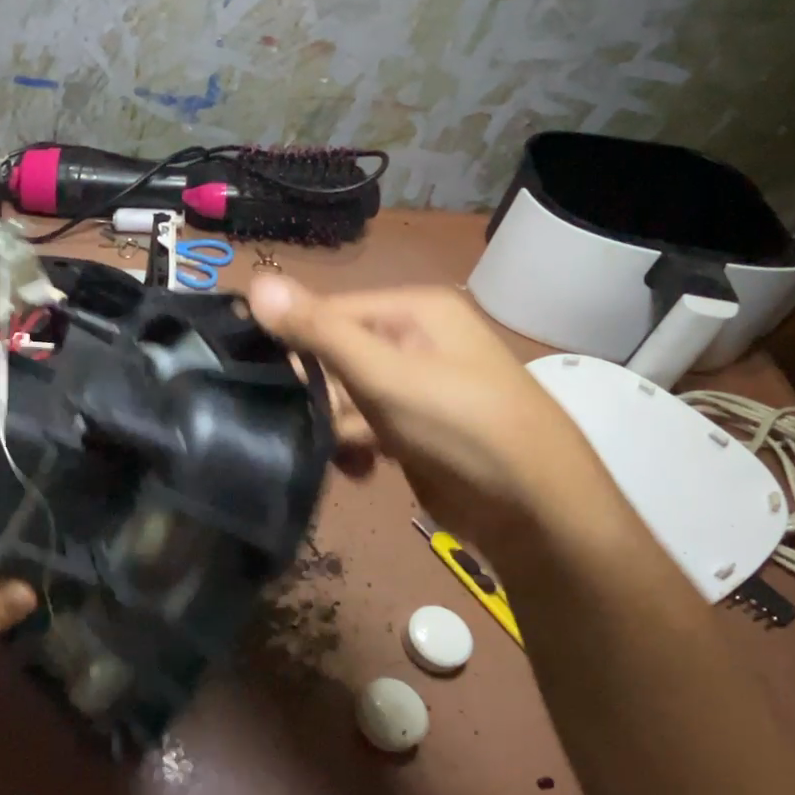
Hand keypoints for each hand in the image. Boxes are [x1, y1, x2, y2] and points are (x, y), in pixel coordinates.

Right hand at [249, 278, 618, 546]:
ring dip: (332, 427)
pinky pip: (363, 428)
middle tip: (303, 422)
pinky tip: (358, 470)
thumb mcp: (384, 374)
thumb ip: (318, 331)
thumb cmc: (461, 426)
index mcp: (413, 311)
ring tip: (341, 453)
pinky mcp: (414, 430)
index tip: (259, 379)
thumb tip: (256, 281)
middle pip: (332, 356)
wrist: (538, 514)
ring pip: (343, 398)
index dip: (292, 344)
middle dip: (316, 394)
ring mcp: (415, 388)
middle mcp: (414, 341)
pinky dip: (353, 448)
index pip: (326, 312)